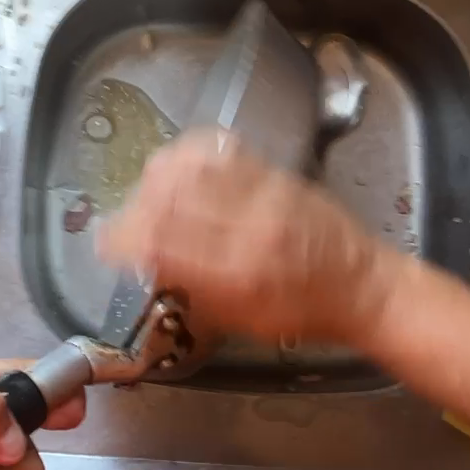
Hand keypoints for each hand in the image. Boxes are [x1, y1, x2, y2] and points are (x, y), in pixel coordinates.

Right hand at [97, 128, 400, 343]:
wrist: (364, 285)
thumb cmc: (304, 315)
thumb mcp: (243, 321)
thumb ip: (193, 288)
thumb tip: (149, 261)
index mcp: (237, 273)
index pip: (160, 242)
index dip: (121, 239)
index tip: (105, 242)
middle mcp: (247, 225)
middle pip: (166, 197)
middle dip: (132, 208)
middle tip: (127, 222)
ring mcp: (262, 192)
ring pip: (188, 166)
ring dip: (156, 178)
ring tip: (150, 195)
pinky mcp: (274, 172)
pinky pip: (219, 148)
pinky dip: (188, 154)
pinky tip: (180, 168)